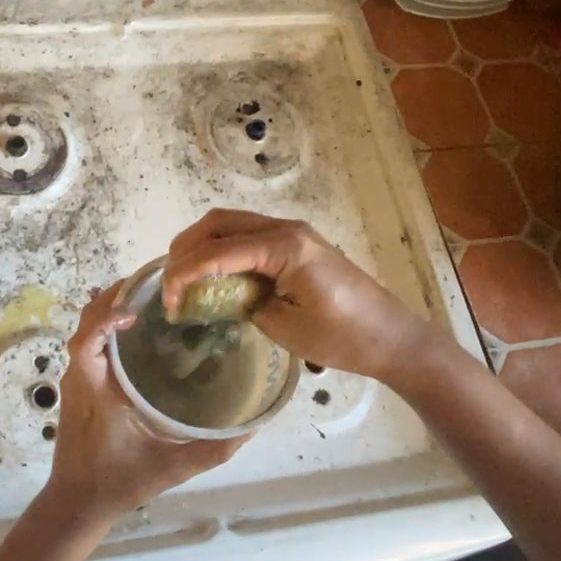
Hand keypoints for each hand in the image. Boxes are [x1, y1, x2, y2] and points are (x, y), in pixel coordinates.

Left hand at [43, 285, 248, 520]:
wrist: (75, 503)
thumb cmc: (118, 484)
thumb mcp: (170, 470)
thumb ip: (211, 451)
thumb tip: (251, 427)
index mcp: (96, 391)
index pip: (87, 341)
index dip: (106, 317)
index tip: (136, 310)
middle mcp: (81, 378)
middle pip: (85, 322)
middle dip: (114, 297)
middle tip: (155, 286)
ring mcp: (76, 381)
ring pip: (84, 329)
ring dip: (109, 308)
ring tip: (150, 298)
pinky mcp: (78, 386)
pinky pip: (88, 343)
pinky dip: (106, 326)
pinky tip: (137, 328)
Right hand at [163, 209, 444, 382]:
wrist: (392, 337)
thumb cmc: (343, 338)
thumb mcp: (285, 328)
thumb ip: (244, 304)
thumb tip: (218, 295)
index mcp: (284, 247)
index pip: (218, 252)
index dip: (185, 274)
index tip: (167, 302)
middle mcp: (286, 229)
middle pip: (219, 222)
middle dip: (185, 248)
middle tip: (168, 282)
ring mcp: (293, 232)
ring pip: (231, 223)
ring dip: (202, 244)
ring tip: (183, 276)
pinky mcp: (297, 243)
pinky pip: (248, 235)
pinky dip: (222, 248)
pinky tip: (213, 274)